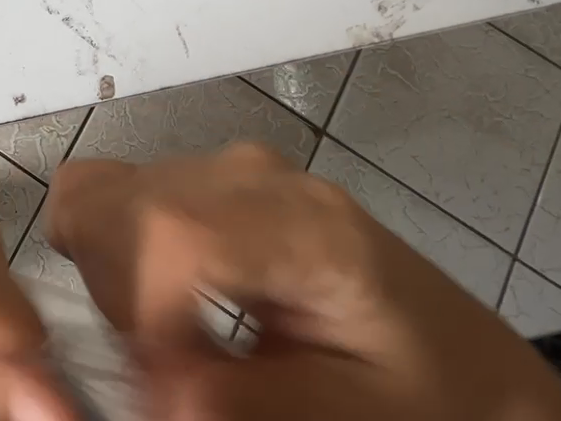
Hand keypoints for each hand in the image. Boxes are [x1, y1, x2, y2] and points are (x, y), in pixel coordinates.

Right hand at [44, 142, 560, 420]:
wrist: (466, 365)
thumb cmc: (425, 399)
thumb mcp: (354, 418)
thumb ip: (249, 402)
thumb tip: (151, 392)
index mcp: (306, 227)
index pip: (172, 231)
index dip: (134, 304)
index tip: (157, 377)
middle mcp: (247, 174)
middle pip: (115, 205)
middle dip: (110, 295)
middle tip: (161, 364)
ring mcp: (214, 165)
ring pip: (94, 194)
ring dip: (100, 272)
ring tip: (157, 331)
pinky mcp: (192, 173)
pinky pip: (102, 188)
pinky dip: (96, 243)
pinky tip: (140, 288)